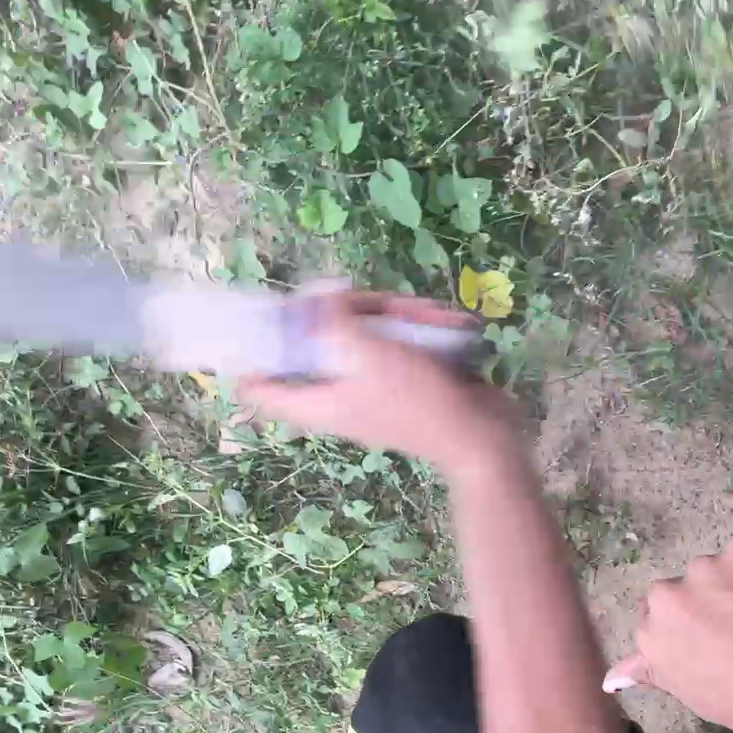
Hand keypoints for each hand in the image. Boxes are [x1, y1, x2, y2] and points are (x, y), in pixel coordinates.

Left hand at [239, 292, 518, 479]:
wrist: (479, 436)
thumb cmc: (417, 401)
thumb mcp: (367, 351)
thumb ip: (331, 318)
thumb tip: (315, 297)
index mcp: (318, 402)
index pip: (257, 387)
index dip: (253, 354)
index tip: (272, 320)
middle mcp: (343, 396)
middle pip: (322, 345)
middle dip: (352, 313)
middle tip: (377, 302)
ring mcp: (379, 389)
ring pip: (370, 337)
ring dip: (400, 316)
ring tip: (428, 313)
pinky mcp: (413, 383)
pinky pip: (404, 347)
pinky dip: (423, 331)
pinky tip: (445, 323)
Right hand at [604, 536, 732, 732]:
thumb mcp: (696, 695)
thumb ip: (653, 672)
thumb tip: (612, 675)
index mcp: (652, 634)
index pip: (657, 618)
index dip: (691, 631)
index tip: (715, 645)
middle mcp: (670, 595)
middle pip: (681, 588)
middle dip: (705, 603)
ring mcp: (710, 566)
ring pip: (716, 569)